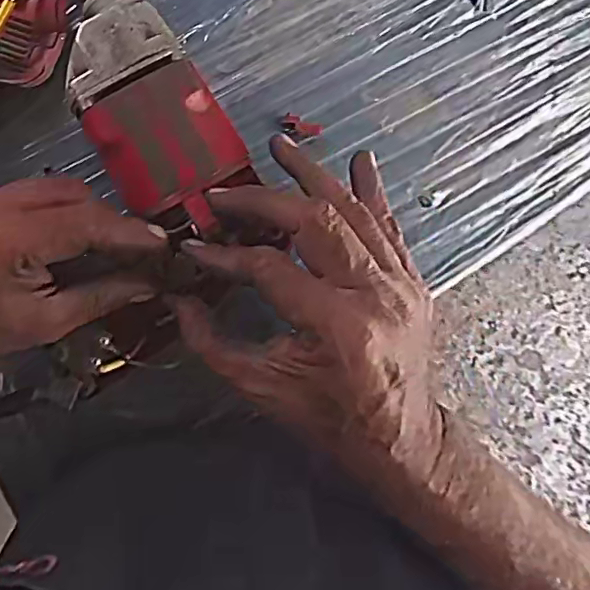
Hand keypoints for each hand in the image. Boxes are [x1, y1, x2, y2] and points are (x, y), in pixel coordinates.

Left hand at [0, 177, 166, 368]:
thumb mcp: (47, 322)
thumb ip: (101, 296)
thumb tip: (149, 281)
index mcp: (9, 239)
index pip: (83, 224)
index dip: (126, 232)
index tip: (160, 243)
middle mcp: (2, 204)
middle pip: (79, 198)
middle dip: (114, 222)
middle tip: (142, 249)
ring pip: (67, 188)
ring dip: (95, 212)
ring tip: (115, 243)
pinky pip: (50, 189)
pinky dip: (74, 206)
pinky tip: (84, 231)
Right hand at [171, 137, 443, 475]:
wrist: (405, 442)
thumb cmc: (332, 420)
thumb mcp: (264, 390)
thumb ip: (212, 344)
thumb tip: (178, 300)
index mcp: (338, 326)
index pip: (271, 268)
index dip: (227, 256)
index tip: (197, 247)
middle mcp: (374, 293)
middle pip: (314, 223)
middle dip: (264, 201)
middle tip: (228, 192)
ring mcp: (399, 282)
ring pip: (351, 211)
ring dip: (313, 175)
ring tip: (281, 146)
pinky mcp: (411, 278)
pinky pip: (388, 224)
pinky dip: (370, 191)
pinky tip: (360, 161)